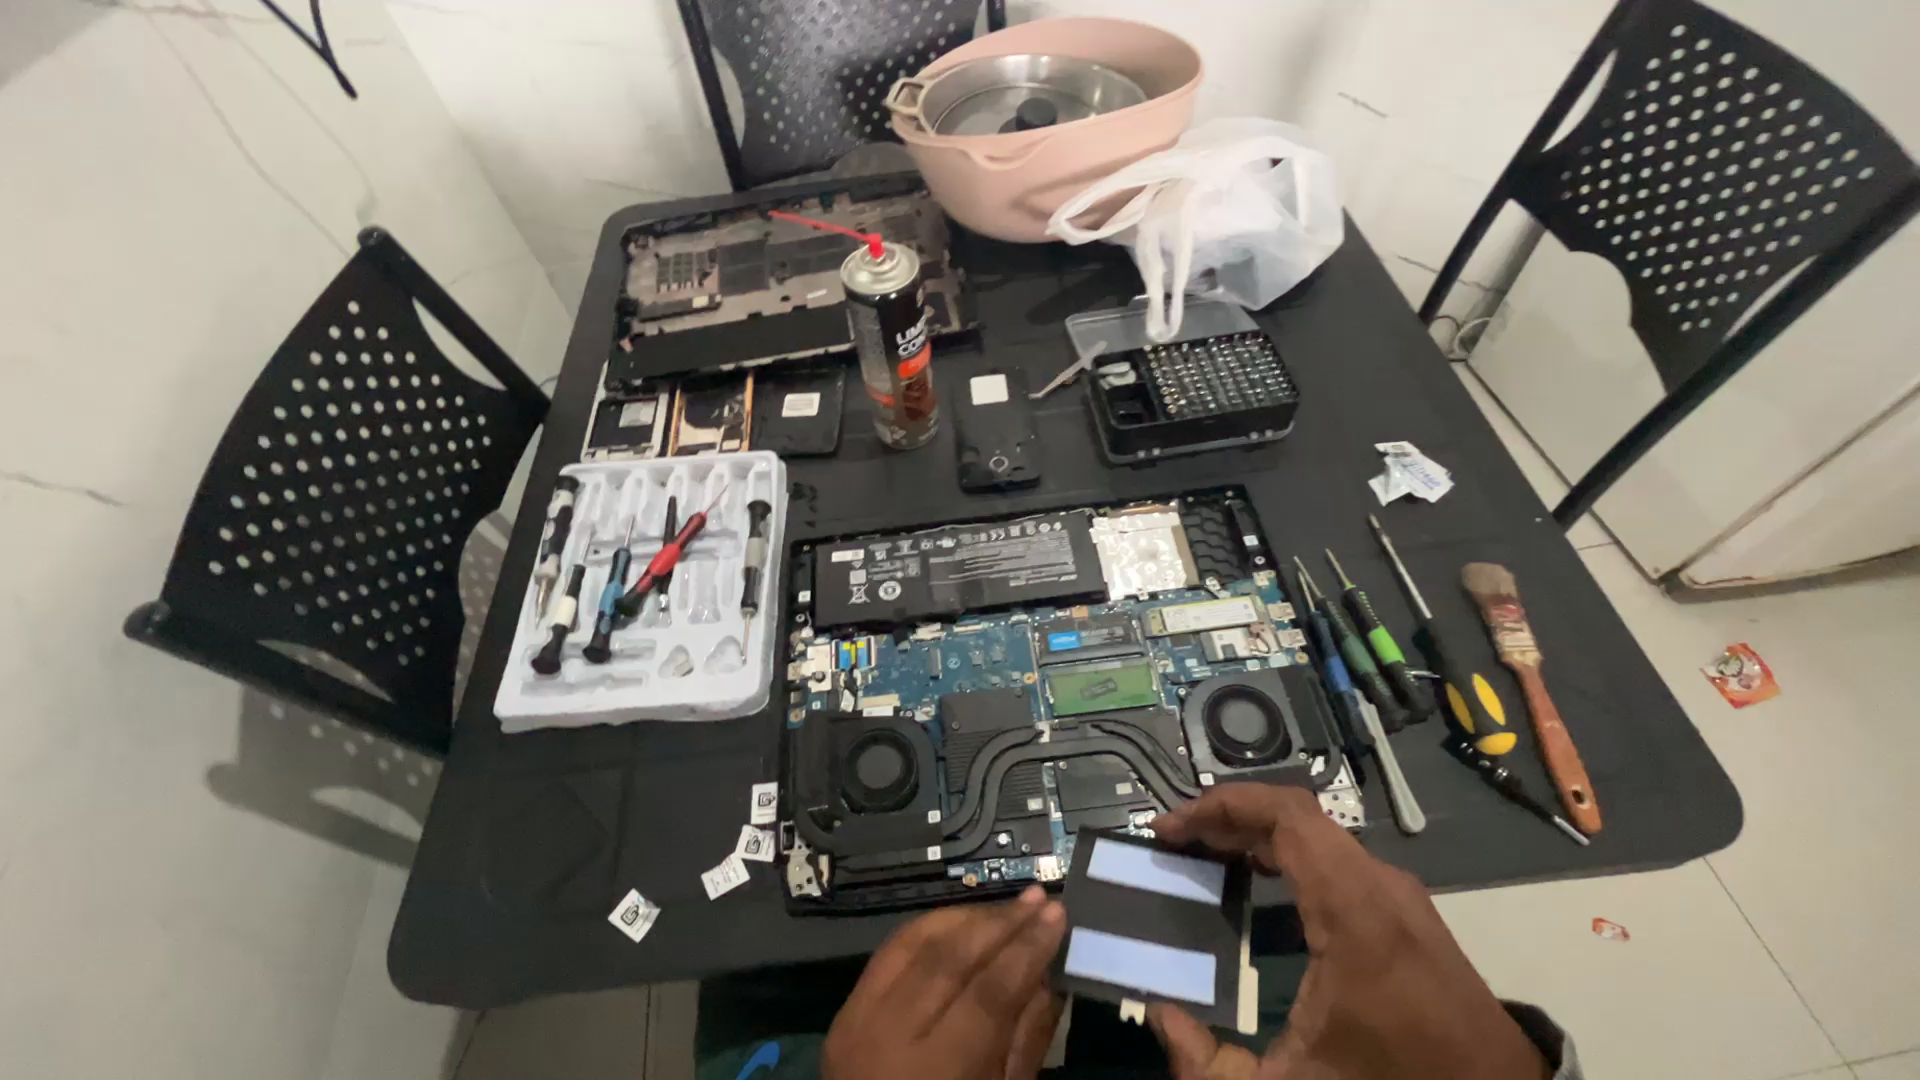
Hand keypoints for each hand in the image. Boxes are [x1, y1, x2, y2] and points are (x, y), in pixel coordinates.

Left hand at [824, 886, 1065, 1079]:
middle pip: (950, 959)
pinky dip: (930, 929)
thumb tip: (1052, 970)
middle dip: (1001, 923)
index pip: (988, 994)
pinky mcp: (844, 1011)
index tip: (1057, 914)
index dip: (1026, 949)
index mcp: (933, 1075)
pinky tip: (963, 921)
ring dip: (967, 917)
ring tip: (1009, 906)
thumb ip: (1026, 1038)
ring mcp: (857, 1020)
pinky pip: (891, 951)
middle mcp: (886, 1039)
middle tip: (1039, 898)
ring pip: (916, 942)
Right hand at [1145, 784, 1549, 1079]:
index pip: (1285, 815)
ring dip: (1255, 832)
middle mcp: (1380, 887)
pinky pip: (1335, 858)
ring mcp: (1399, 897)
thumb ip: (1210, 1067)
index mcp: (1355, 912)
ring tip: (1204, 852)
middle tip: (1175, 839)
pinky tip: (1255, 876)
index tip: (1170, 828)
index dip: (1221, 806)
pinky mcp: (1407, 914)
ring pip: (1315, 833)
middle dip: (1227, 816)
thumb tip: (1162, 1017)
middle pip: (1293, 815)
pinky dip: (1285, 853)